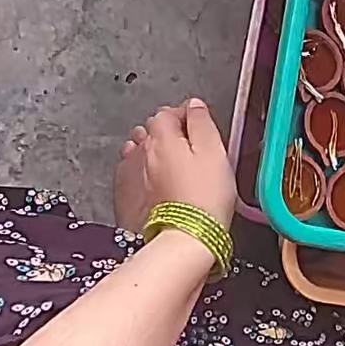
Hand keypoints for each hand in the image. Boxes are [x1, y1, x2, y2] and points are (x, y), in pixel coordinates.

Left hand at [133, 99, 236, 227]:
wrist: (184, 239)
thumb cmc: (203, 197)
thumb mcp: (214, 151)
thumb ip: (202, 122)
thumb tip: (195, 106)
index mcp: (162, 136)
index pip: (169, 112)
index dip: (187, 115)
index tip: (200, 124)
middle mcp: (142, 151)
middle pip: (153, 131)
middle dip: (171, 133)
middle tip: (193, 146)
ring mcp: (132, 175)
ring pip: (142, 152)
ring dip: (156, 152)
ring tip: (176, 165)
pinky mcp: (129, 198)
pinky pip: (134, 175)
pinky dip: (145, 172)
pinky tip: (159, 182)